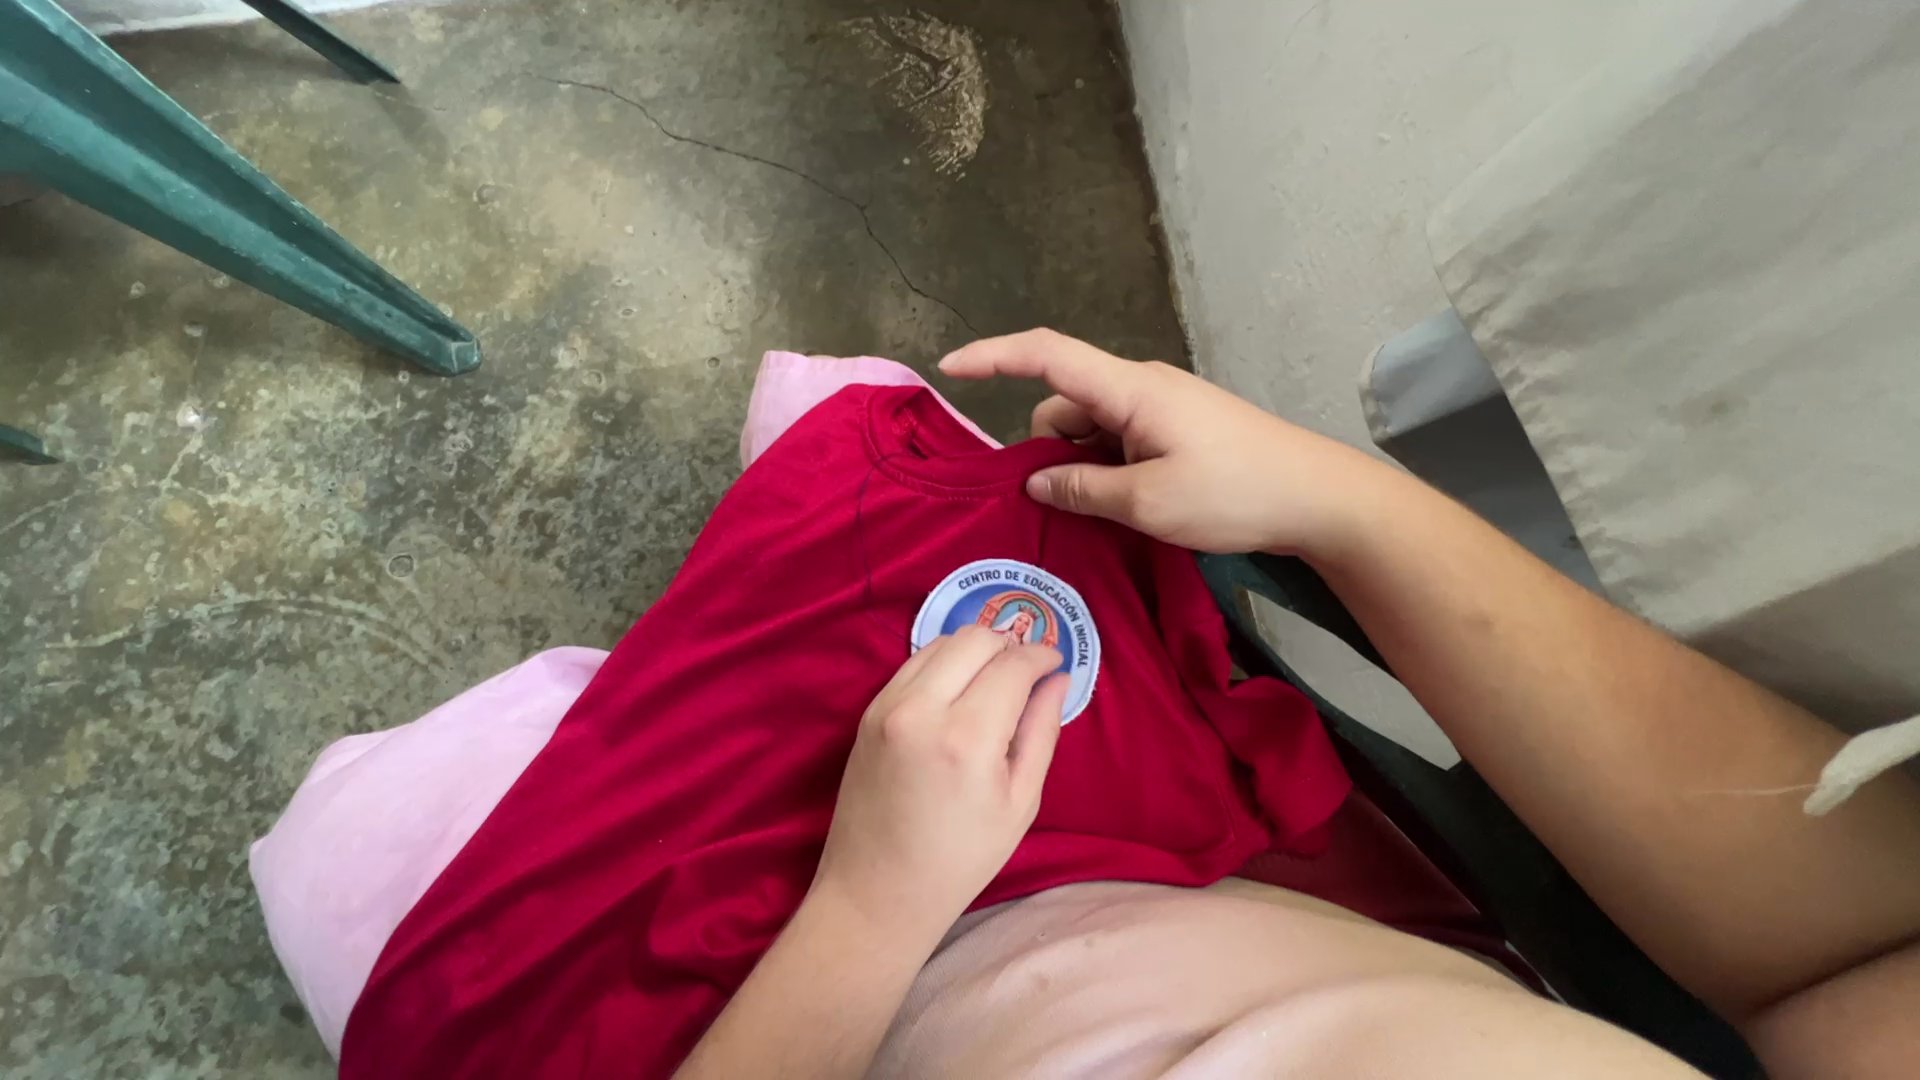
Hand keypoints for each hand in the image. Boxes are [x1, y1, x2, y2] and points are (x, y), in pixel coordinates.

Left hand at [813, 626, 1067, 940]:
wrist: (875, 891)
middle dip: (1010, 644)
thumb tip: (1058, 679)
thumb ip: (1041, 731)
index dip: (1042, 656)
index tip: (1055, 664)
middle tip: (1027, 672)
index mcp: (967, 738)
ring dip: (976, 649)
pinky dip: (944, 663)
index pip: (1013, 665)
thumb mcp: (1019, 802)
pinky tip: (958, 691)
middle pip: (976, 637)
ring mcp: (888, 705)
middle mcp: (922, 708)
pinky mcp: (869, 710)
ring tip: (994, 680)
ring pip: (942, 642)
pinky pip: (914, 662)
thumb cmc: (960, 859)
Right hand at [939, 329, 1396, 556]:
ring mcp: (1159, 408)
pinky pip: (1116, 441)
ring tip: (1106, 513)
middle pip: (1064, 405)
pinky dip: (1104, 469)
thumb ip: (1082, 489)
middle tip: (1061, 504)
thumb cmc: (1233, 493)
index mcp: (1129, 389)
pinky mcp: (1173, 430)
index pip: (1047, 355)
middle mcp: (1139, 388)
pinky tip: (1121, 506)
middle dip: (1046, 450)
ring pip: (1089, 429)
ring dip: (1079, 466)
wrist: (1317, 497)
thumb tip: (1034, 483)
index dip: (993, 357)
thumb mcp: (1147, 502)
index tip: (948, 368)